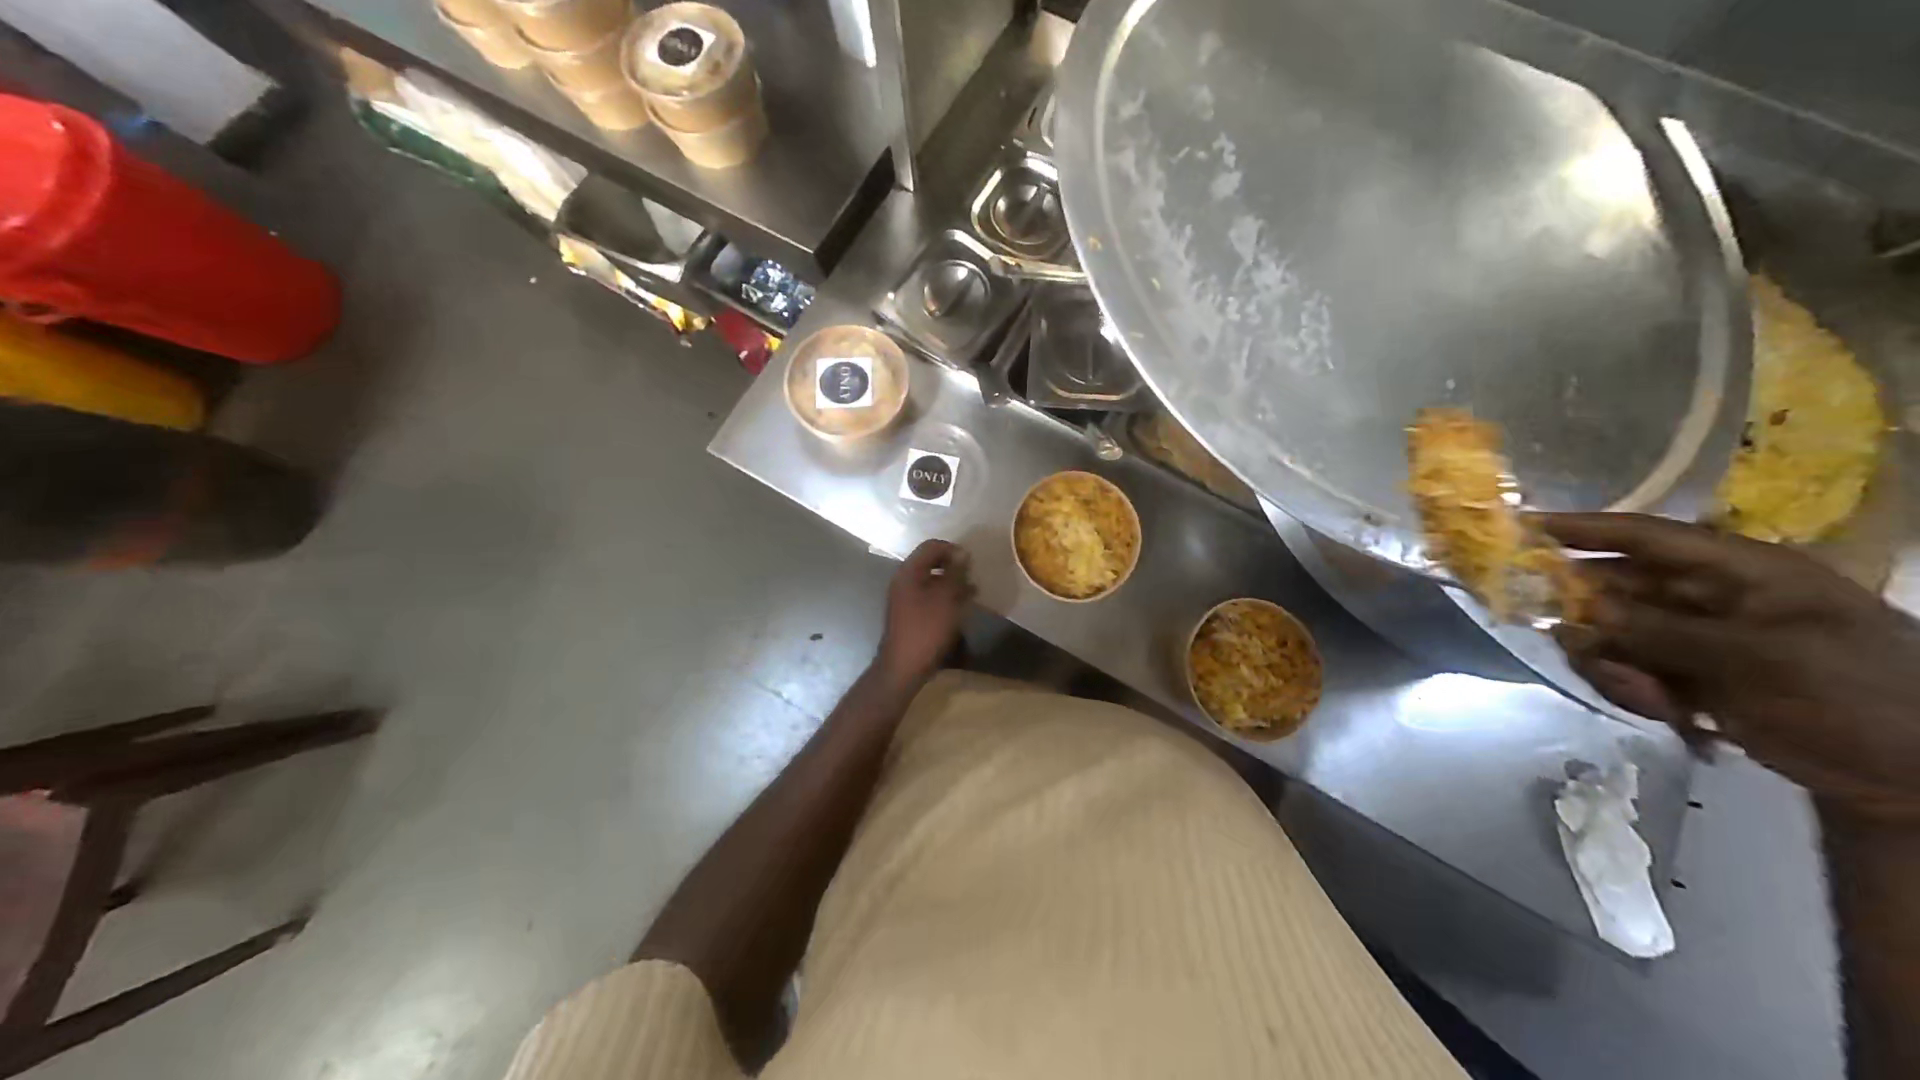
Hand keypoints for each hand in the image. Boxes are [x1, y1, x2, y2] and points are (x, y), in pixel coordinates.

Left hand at [875, 540, 973, 687]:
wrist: (904, 666)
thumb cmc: (927, 629)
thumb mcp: (946, 598)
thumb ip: (955, 573)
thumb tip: (962, 552)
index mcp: (909, 571)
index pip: (931, 546)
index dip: (952, 550)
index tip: (971, 564)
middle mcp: (904, 580)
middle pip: (931, 562)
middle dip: (954, 567)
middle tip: (973, 578)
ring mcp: (905, 598)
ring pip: (932, 581)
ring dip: (952, 584)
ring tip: (972, 593)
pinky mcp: (910, 614)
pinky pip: (929, 597)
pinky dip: (945, 598)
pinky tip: (960, 608)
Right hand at [1545, 513, 1919, 818]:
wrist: (1914, 781)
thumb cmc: (1856, 697)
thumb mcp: (1758, 659)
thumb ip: (1659, 631)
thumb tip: (1576, 612)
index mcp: (1744, 573)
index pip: (1649, 537)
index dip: (1584, 529)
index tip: (1523, 525)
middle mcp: (1713, 597)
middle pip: (1616, 588)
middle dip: (1586, 614)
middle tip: (1557, 633)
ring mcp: (1700, 638)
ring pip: (1613, 633)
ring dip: (1613, 663)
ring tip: (1645, 696)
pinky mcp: (1692, 676)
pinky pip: (1629, 669)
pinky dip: (1633, 690)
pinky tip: (1667, 714)